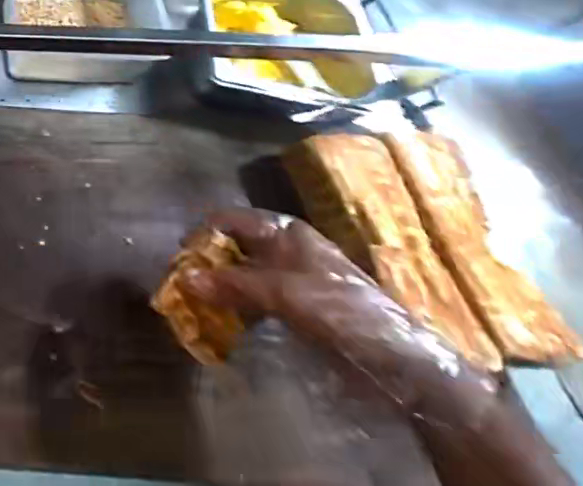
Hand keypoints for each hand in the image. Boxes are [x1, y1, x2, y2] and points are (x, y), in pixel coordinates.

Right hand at [179, 207, 491, 413]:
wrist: (401, 362)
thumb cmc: (342, 312)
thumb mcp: (284, 293)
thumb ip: (233, 284)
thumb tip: (184, 278)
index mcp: (284, 231)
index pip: (230, 220)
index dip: (204, 234)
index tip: (182, 257)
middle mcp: (284, 248)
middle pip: (233, 246)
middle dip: (207, 262)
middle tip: (184, 284)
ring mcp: (290, 277)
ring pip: (241, 273)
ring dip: (219, 286)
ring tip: (197, 304)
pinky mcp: (296, 306)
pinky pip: (254, 297)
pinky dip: (235, 305)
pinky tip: (223, 320)